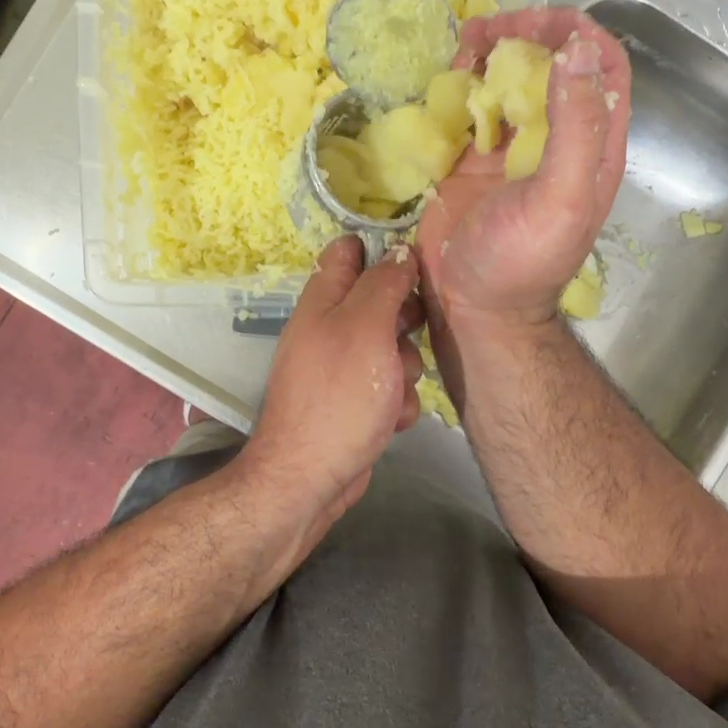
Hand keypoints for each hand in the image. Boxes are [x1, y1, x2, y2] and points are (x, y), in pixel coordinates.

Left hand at [237, 237, 425, 534]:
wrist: (310, 478)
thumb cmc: (338, 398)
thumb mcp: (365, 329)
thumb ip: (384, 284)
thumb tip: (401, 252)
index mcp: (323, 301)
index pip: (349, 251)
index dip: (383, 249)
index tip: (418, 261)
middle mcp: (329, 329)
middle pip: (381, 301)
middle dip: (407, 319)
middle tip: (410, 337)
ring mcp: (341, 369)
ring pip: (393, 349)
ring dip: (405, 369)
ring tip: (395, 391)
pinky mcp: (355, 404)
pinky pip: (389, 388)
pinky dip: (396, 402)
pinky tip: (392, 421)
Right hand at [416, 7, 631, 335]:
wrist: (473, 307)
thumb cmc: (521, 262)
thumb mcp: (559, 197)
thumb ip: (575, 125)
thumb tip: (578, 50)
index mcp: (592, 146)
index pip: (602, 68)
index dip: (577, 35)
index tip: (536, 24)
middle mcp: (557, 140)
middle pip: (555, 65)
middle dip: (527, 35)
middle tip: (489, 31)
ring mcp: (513, 149)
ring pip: (512, 81)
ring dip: (492, 54)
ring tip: (464, 47)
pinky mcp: (473, 161)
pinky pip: (473, 109)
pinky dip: (462, 87)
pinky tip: (447, 82)